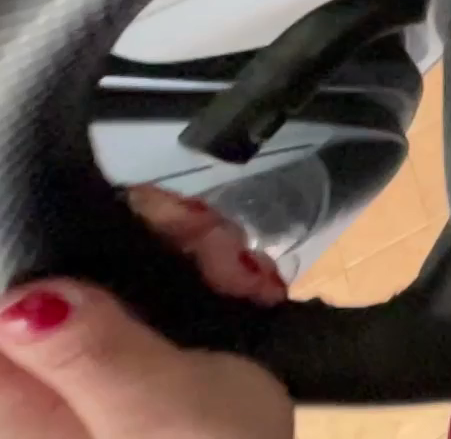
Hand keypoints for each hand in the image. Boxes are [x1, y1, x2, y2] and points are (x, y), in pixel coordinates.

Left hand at [0, 187, 294, 437]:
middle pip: (85, 271)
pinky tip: (251, 293)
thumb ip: (91, 349)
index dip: (86, 240)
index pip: (22, 289)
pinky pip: (173, 291)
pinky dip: (219, 279)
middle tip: (227, 255)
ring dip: (206, 256)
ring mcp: (102, 366)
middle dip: (170, 241)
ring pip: (139, 272)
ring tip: (252, 283)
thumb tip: (23, 293)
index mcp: (20, 394)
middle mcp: (48, 375)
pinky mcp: (148, 359)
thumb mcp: (157, 403)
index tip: (168, 224)